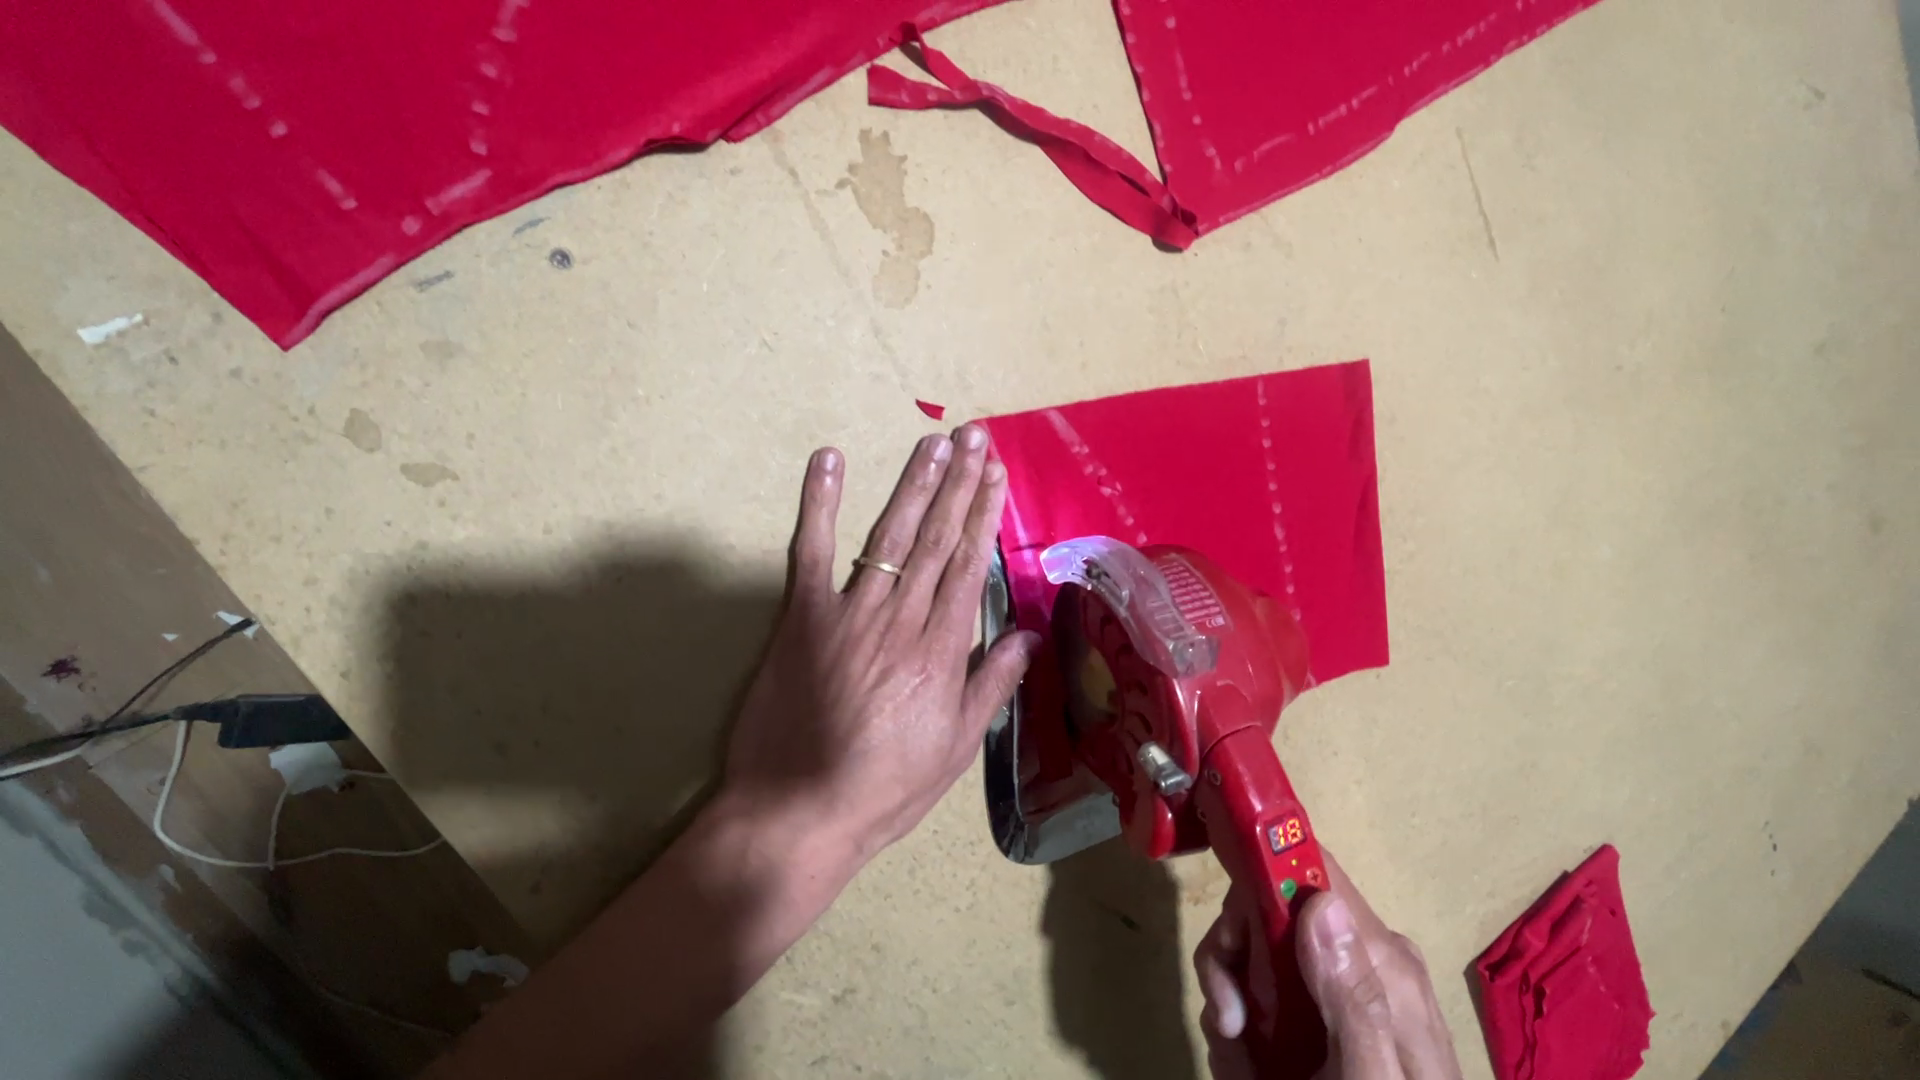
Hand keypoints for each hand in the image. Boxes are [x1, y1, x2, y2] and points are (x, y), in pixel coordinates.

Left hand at [724, 424, 1039, 859]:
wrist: (803, 810)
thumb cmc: (887, 786)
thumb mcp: (957, 747)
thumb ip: (992, 684)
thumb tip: (1027, 634)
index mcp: (942, 650)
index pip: (969, 566)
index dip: (983, 515)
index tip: (996, 474)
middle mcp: (900, 620)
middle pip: (935, 539)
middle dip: (958, 484)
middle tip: (973, 437)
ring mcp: (848, 614)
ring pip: (889, 536)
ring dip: (912, 486)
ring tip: (931, 444)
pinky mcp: (801, 618)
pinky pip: (810, 552)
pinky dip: (818, 504)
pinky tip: (829, 461)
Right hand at [1195, 852, 1462, 1079]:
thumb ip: (1353, 1000)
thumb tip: (1320, 901)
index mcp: (1383, 960)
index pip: (1313, 874)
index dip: (1258, 885)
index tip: (1228, 941)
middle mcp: (1361, 958)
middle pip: (1269, 912)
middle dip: (1230, 961)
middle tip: (1228, 1024)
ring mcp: (1339, 984)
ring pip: (1254, 953)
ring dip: (1228, 1001)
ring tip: (1236, 1058)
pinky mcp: (1321, 1012)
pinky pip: (1260, 991)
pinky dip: (1239, 1026)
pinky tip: (1247, 1066)